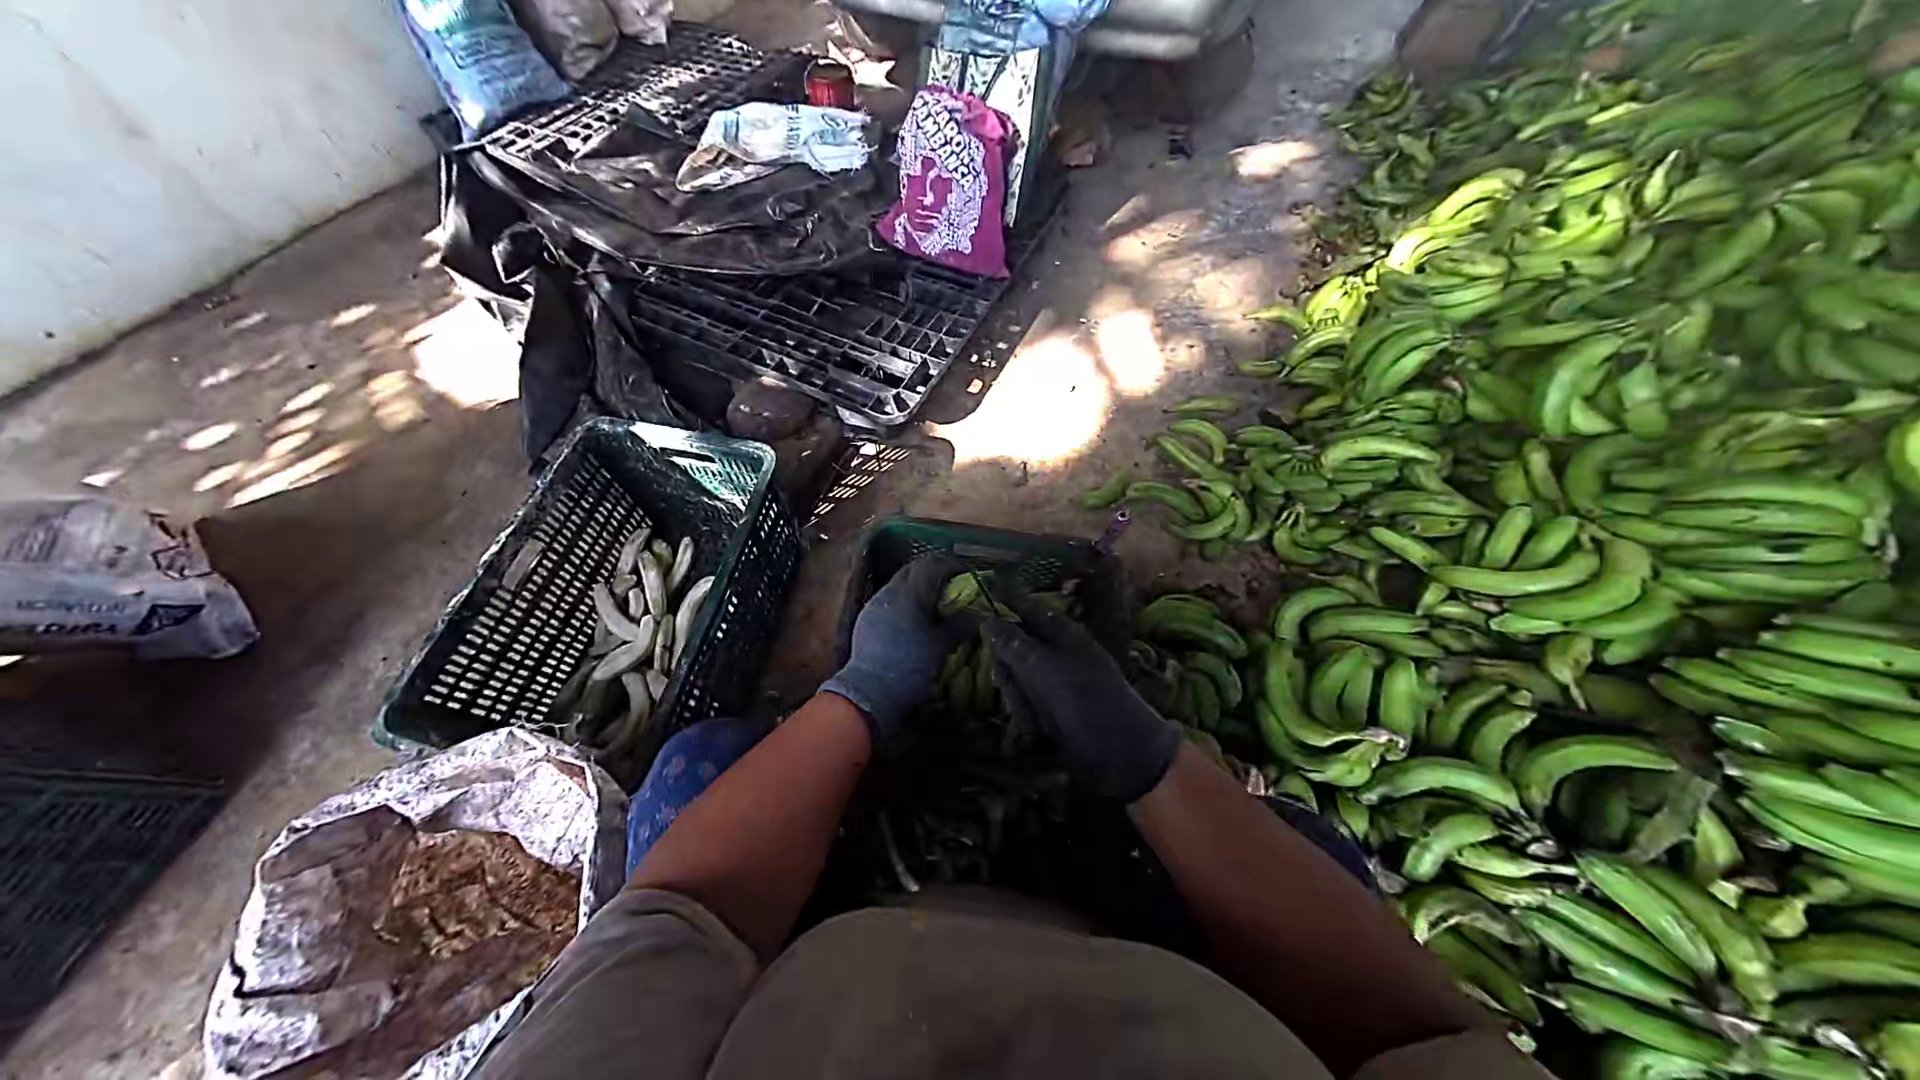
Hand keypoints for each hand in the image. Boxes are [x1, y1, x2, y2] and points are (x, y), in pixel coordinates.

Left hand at [821, 555, 971, 745]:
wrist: (870, 690)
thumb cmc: (910, 665)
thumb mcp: (942, 644)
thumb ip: (961, 623)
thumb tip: (979, 612)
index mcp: (910, 592)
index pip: (933, 564)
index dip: (953, 566)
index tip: (969, 575)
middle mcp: (889, 591)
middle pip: (914, 569)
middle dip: (935, 572)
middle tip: (953, 585)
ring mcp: (874, 603)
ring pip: (900, 583)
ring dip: (919, 586)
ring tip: (935, 602)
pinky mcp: (866, 618)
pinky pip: (890, 598)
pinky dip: (906, 600)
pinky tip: (914, 618)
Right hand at [985, 608, 1180, 802]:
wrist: (1124, 754)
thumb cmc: (1086, 702)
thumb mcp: (1044, 668)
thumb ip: (1013, 644)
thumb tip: (987, 621)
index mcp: (1062, 632)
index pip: (1022, 612)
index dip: (1002, 622)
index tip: (983, 637)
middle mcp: (1059, 652)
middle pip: (1014, 650)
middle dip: (1008, 672)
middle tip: (1009, 687)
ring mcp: (1058, 681)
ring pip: (1019, 680)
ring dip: (1018, 700)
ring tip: (1031, 717)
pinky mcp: (1057, 708)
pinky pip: (1029, 704)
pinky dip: (1029, 716)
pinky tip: (1037, 730)